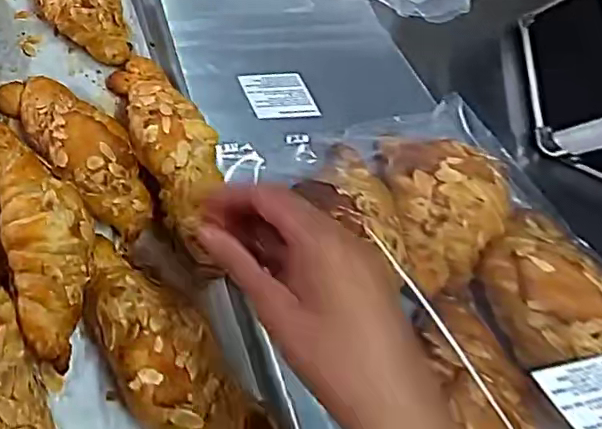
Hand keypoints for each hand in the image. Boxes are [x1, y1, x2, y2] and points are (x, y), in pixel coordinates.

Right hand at [198, 183, 450, 428]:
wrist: (399, 412)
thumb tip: (203, 229)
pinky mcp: (366, 271)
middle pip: (286, 203)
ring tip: (234, 243)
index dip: (230, 195)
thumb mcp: (276, 310)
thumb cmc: (331, 359)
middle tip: (213, 224)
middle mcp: (342, 234)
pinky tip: (271, 263)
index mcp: (320, 238)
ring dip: (267, 225)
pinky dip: (290, 241)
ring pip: (303, 221)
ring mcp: (359, 252)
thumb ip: (238, 262)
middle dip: (246, 208)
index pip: (267, 195)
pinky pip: (321, 240)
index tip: (202, 206)